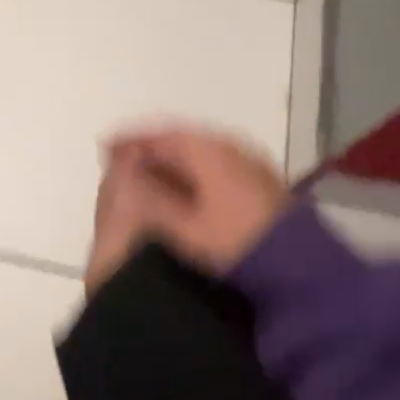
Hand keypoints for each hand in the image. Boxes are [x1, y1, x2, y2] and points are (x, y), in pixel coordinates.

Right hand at [86, 124, 289, 288]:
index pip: (161, 135)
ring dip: (170, 161)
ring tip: (143, 176)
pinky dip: (190, 171)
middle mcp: (230, 148)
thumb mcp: (182, 225)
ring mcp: (248, 163)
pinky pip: (213, 165)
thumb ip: (149, 197)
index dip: (130, 140)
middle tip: (120, 162)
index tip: (105, 147)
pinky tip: (178, 188)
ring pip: (198, 154)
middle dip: (149, 150)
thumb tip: (122, 176)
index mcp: (208, 152)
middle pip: (181, 141)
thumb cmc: (232, 242)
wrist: (295, 263)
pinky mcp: (259, 181)